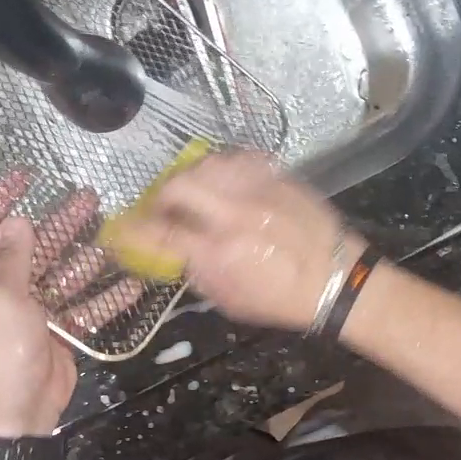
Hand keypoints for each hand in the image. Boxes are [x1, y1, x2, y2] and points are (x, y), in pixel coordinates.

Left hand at [0, 175, 141, 436]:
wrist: (16, 413)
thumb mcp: (1, 298)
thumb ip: (12, 258)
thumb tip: (16, 221)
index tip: (25, 177)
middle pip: (31, 248)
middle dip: (59, 224)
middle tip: (88, 197)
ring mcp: (32, 312)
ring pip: (62, 274)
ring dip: (88, 255)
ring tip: (115, 232)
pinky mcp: (59, 331)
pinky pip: (83, 308)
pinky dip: (105, 298)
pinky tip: (131, 284)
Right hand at [105, 152, 354, 331]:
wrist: (338, 280)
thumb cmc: (283, 300)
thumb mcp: (232, 301)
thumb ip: (199, 274)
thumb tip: (177, 254)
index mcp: (220, 252)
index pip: (160, 234)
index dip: (133, 231)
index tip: (123, 231)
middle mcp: (234, 214)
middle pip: (179, 186)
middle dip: (160, 196)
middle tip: (162, 208)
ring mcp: (259, 190)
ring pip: (208, 165)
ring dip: (192, 178)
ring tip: (193, 191)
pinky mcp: (280, 178)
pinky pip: (241, 158)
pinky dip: (224, 167)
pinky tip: (224, 179)